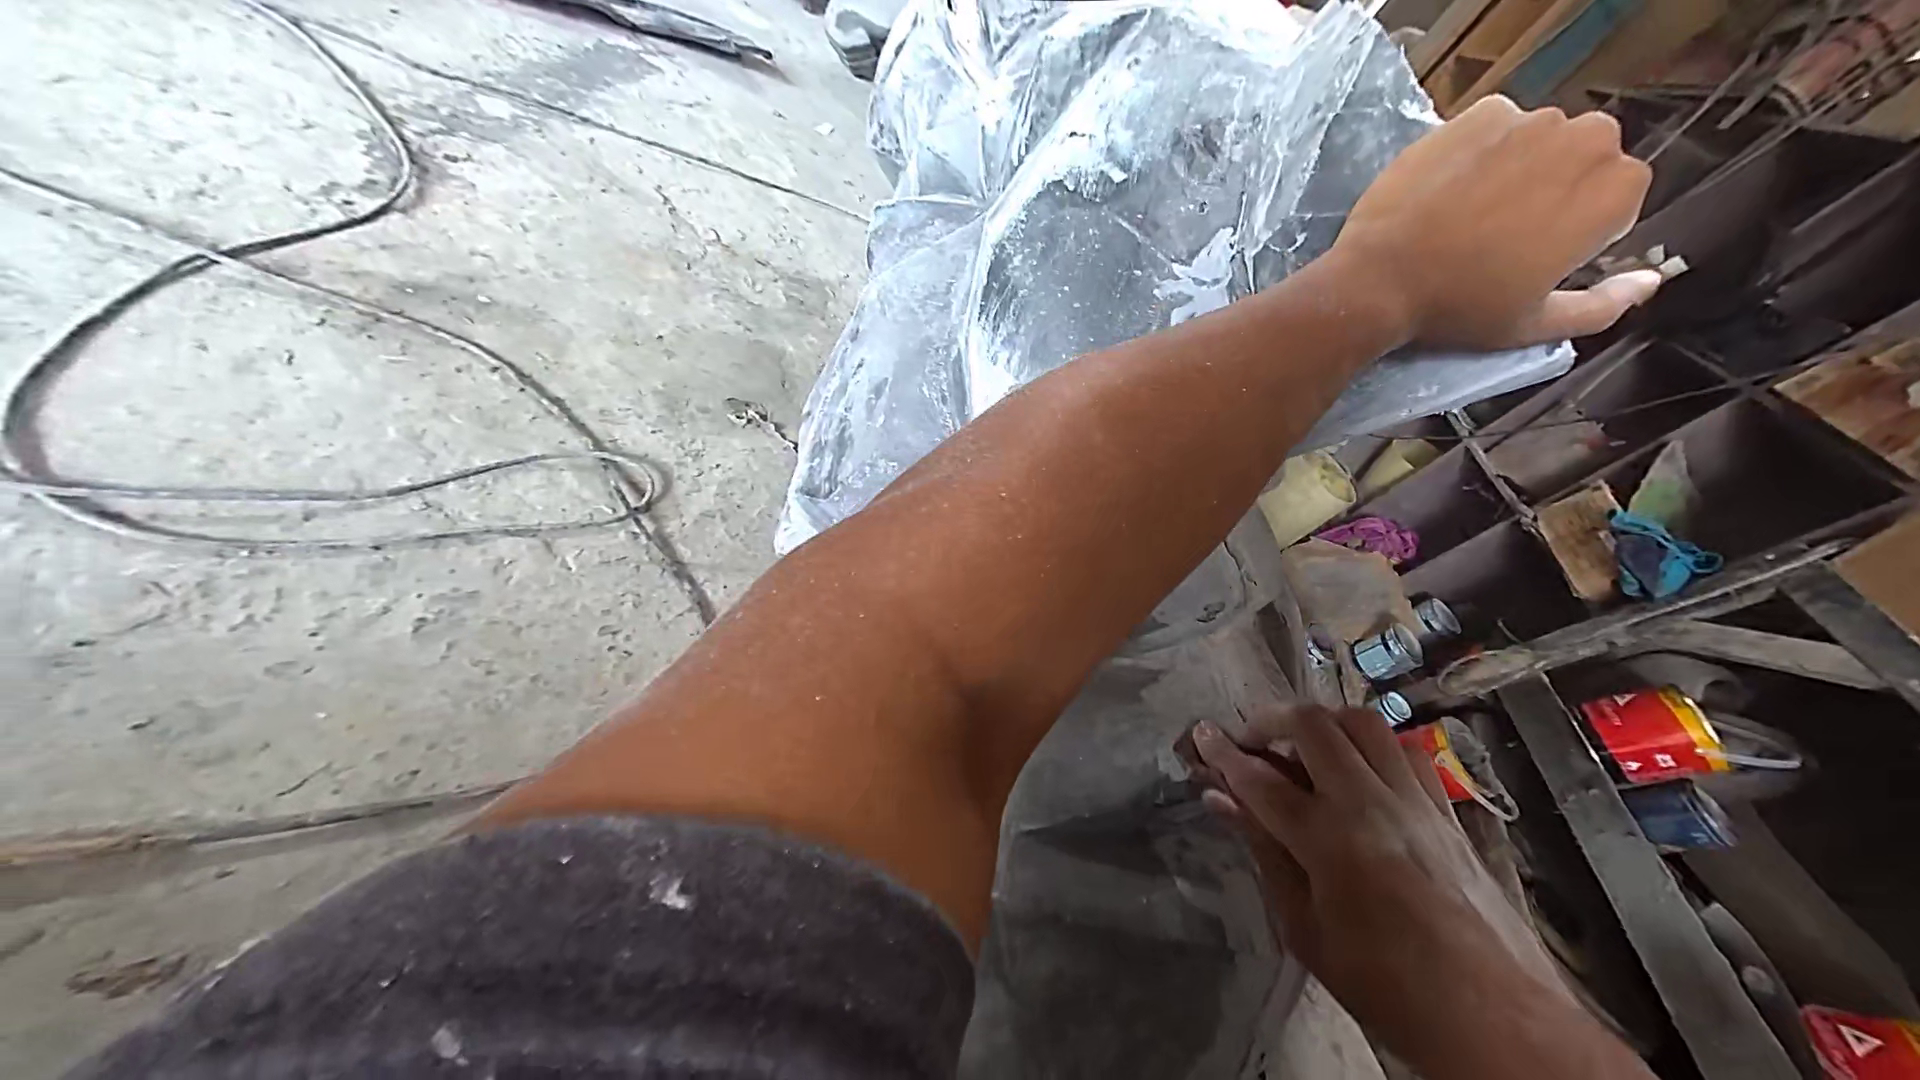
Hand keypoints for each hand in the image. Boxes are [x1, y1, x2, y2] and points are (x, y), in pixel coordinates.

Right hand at [1190, 708, 1622, 1077]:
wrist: (1499, 1024)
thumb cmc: (1386, 986)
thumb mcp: (1305, 929)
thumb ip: (1263, 851)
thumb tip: (1221, 800)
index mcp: (1330, 839)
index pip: (1260, 778)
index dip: (1222, 753)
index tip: (1200, 734)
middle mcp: (1372, 804)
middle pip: (1312, 726)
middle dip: (1268, 720)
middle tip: (1249, 742)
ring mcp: (1416, 802)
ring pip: (1362, 723)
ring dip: (1321, 723)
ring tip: (1299, 747)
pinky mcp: (1446, 811)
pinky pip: (1404, 750)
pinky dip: (1369, 745)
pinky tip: (1354, 768)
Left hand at [1331, 95, 1659, 349]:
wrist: (1377, 282)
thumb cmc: (1457, 309)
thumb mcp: (1533, 325)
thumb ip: (1603, 306)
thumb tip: (1650, 282)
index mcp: (1617, 189)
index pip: (1613, 201)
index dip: (1570, 232)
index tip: (1526, 257)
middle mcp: (1590, 139)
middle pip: (1580, 164)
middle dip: (1548, 193)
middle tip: (1490, 237)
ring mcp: (1531, 120)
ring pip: (1536, 143)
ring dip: (1512, 170)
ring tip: (1462, 216)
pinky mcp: (1477, 115)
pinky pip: (1491, 130)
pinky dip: (1475, 154)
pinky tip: (1443, 191)